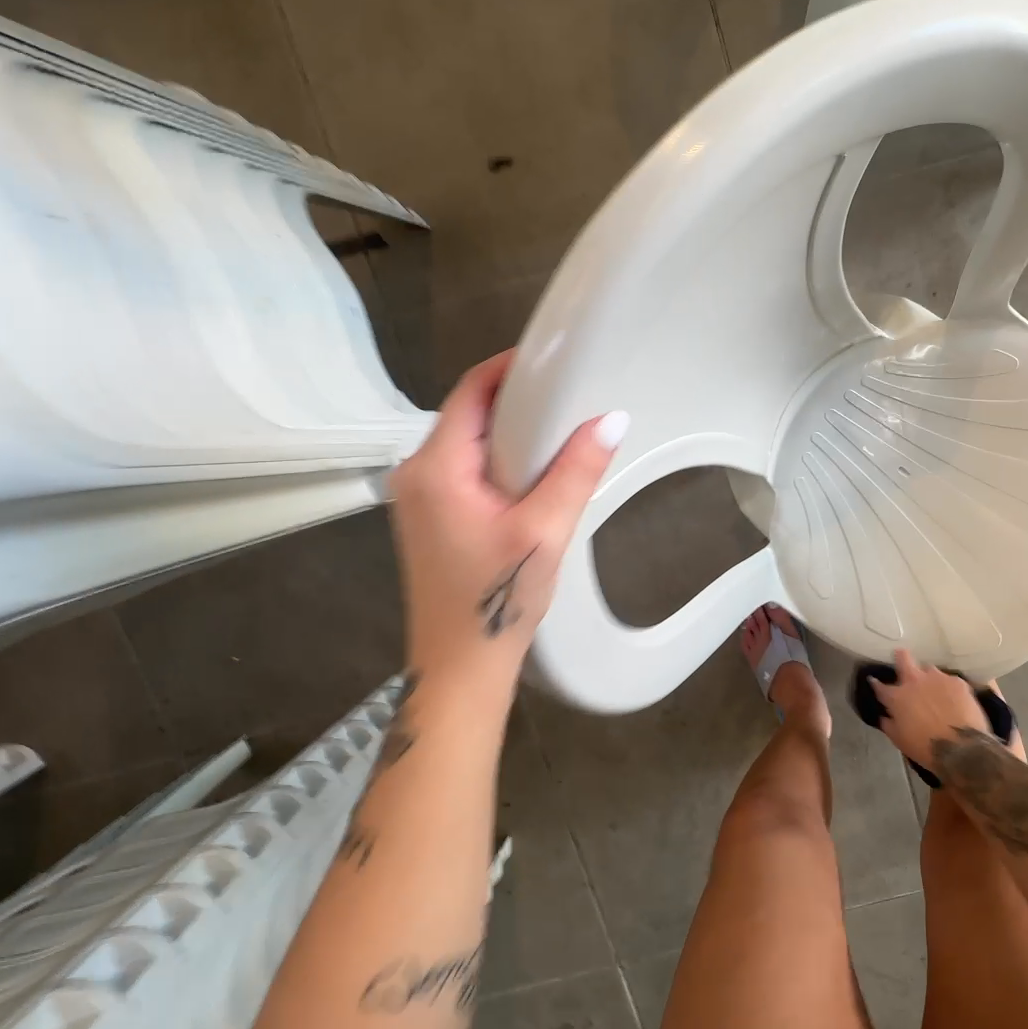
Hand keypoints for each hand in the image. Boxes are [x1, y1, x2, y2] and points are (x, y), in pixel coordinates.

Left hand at [389, 349, 626, 694]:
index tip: (558, 361)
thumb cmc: (497, 599)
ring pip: (467, 443)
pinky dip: (498, 461)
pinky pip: (464, 470)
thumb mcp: (545, 531)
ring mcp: (418, 497)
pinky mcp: (429, 518)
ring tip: (561, 432)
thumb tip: (612, 418)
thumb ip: (576, 471)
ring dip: (510, 433)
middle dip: (517, 400)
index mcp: (435, 468)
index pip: (470, 391)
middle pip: (467, 414)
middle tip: (570, 397)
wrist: (460, 667)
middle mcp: (415, 473)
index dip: (511, 367)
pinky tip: (535, 473)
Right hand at [869, 649, 996, 765]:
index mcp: (897, 697)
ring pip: (929, 669)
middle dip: (901, 657)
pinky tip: (954, 700)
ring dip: (929, 678)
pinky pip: (949, 680)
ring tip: (935, 691)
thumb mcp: (899, 739)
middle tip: (903, 661)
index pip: (880, 686)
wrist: (960, 748)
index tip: (874, 681)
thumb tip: (885, 716)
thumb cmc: (924, 747)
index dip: (876, 684)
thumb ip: (889, 724)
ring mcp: (937, 678)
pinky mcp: (957, 682)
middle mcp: (915, 681)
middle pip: (903, 658)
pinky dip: (949, 688)